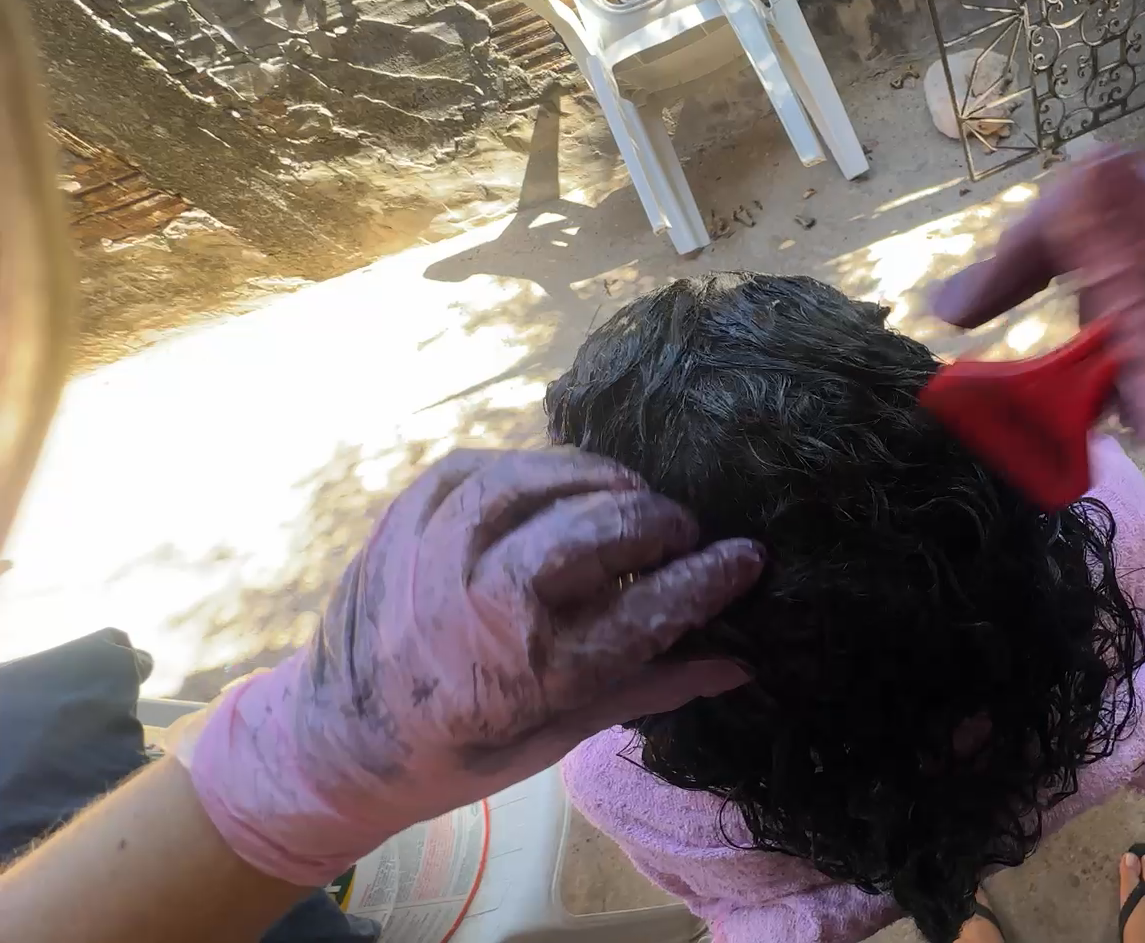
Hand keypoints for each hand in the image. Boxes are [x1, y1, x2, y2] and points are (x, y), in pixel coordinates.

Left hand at [183, 448, 764, 883]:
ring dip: (603, 480)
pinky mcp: (404, 517)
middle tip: (682, 531)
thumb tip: (741, 664)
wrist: (330, 741)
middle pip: (592, 534)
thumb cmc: (467, 745)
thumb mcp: (565, 733)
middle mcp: (478, 610)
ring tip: (633, 496)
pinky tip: (567, 483)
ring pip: (536, 484)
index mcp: (528, 675)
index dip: (709, 578)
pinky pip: (482, 464)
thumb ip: (655, 687)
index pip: (645, 612)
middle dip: (657, 522)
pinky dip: (538, 465)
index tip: (749, 556)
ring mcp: (431, 554)